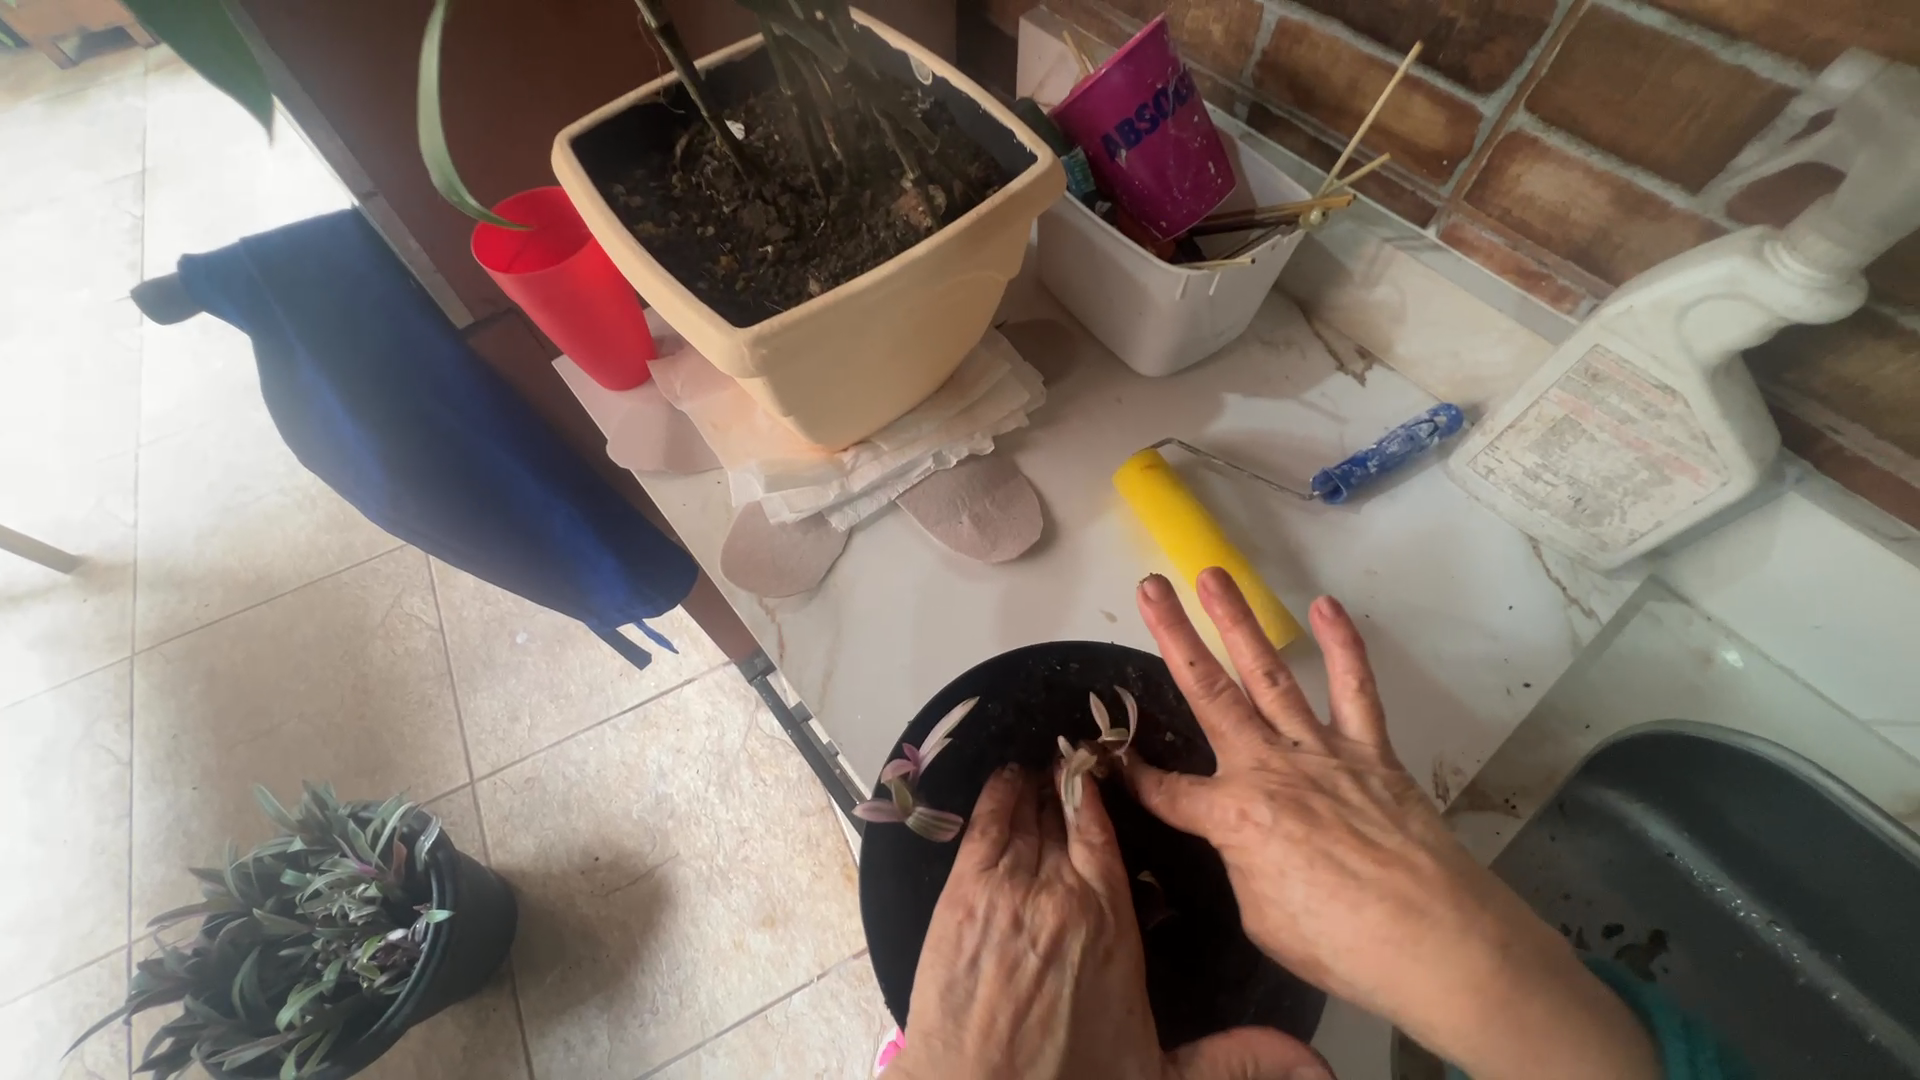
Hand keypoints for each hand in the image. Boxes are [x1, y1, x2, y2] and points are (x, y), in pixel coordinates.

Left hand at [887, 765, 1330, 1079]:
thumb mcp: (1163, 1075)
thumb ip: (1235, 1058)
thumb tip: (1319, 1069)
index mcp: (1109, 918)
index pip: (1102, 828)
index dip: (1096, 790)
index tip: (1097, 768)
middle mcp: (1061, 889)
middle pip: (1063, 814)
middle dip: (1064, 786)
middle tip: (1065, 766)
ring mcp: (1009, 885)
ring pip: (1026, 811)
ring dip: (1032, 786)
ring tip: (1036, 769)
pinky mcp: (964, 893)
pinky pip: (985, 824)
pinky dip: (997, 795)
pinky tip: (1005, 781)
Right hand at [1129, 569, 1659, 1079]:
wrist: (1441, 946)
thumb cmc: (1340, 944)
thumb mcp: (1261, 915)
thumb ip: (1241, 861)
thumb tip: (1245, 839)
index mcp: (1233, 815)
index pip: (1166, 789)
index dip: (1132, 774)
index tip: (1109, 755)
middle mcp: (1268, 767)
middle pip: (1208, 693)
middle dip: (1174, 636)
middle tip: (1150, 587)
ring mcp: (1320, 751)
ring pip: (1268, 675)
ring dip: (1237, 622)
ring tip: (1213, 577)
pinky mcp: (1370, 751)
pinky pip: (1354, 690)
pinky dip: (1342, 647)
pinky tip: (1324, 606)